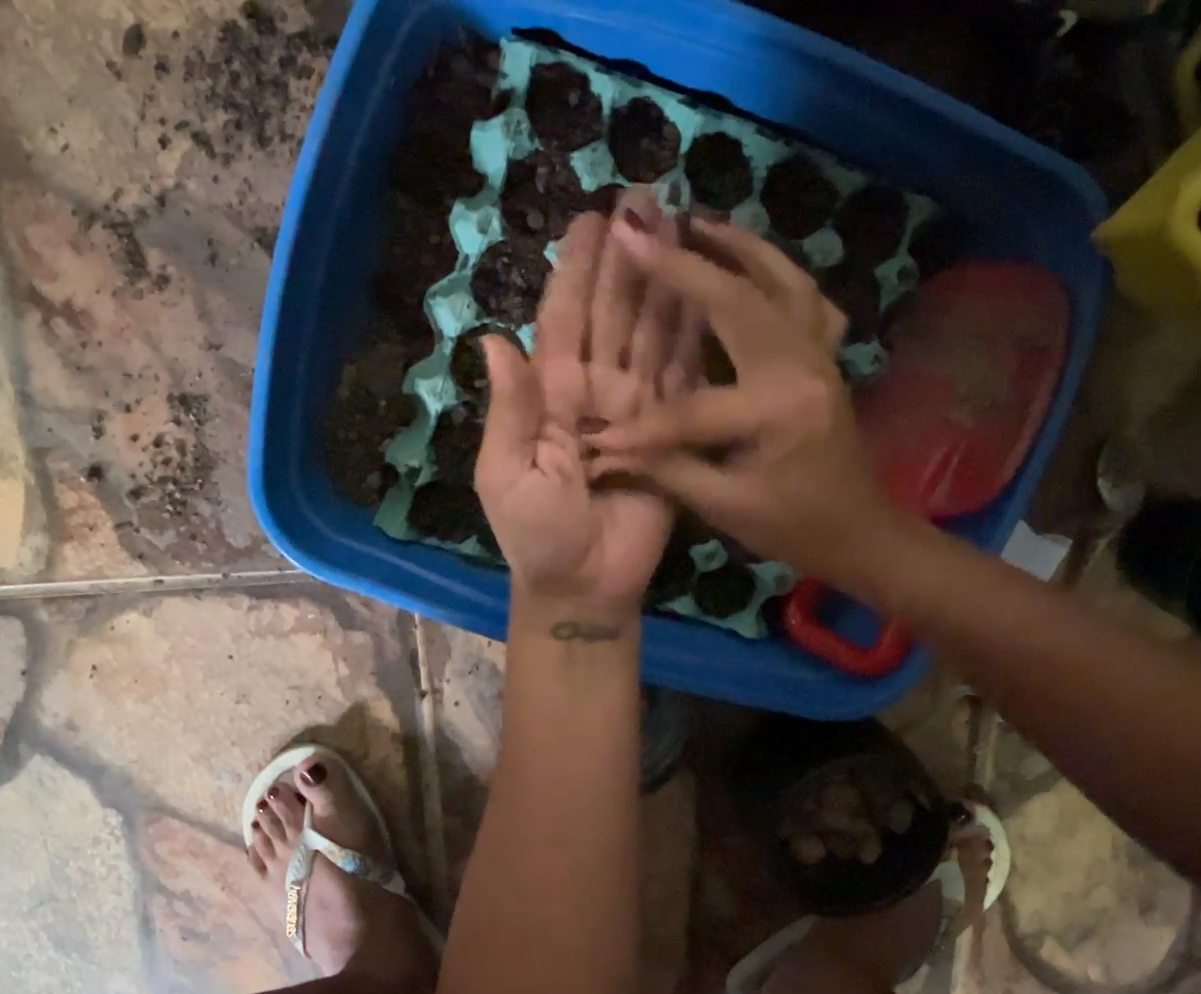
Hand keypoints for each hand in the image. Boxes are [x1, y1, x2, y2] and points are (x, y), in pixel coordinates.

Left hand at [474, 201, 698, 622]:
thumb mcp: (508, 473)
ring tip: (680, 230)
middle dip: (626, 260)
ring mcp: (635, 407)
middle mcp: (594, 389)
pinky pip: (684, 375)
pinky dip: (694, 335)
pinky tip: (706, 293)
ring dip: (664, 283)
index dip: (576, 271)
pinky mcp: (671, 429)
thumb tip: (493, 339)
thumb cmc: (536, 534)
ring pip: (651, 333)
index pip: (563, 319)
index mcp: (549, 394)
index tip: (590, 221)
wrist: (584, 585)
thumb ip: (509, 409)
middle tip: (645, 200)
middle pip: (612, 312)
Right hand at [582, 217, 897, 586]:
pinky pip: (808, 300)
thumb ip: (666, 469)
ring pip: (784, 281)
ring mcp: (820, 356)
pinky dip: (779, 275)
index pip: (690, 407)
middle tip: (638, 229)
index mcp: (776, 412)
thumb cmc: (794, 529)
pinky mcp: (826, 357)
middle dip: (683, 264)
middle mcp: (801, 369)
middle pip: (738, 301)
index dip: (637, 425)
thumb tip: (604, 447)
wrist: (861, 533)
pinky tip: (752, 268)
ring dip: (739, 247)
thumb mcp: (725, 508)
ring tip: (695, 223)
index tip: (592, 424)